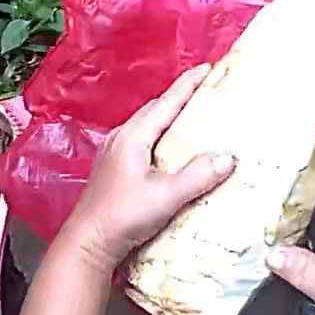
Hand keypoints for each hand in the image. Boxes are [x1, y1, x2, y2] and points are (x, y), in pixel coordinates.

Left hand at [55, 63, 235, 273]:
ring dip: (169, 114)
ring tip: (193, 113)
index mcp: (133, 136)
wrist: (86, 246)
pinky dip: (161, 132)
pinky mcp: (113, 167)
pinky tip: (171, 145)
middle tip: (206, 89)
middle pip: (155, 109)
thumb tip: (229, 158)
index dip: (188, 84)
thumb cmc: (122, 217)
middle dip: (180, 96)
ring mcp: (114, 152)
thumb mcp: (165, 197)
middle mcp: (122, 137)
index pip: (166, 102)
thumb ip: (198, 176)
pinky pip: (142, 137)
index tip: (208, 68)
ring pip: (147, 123)